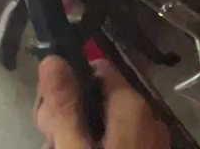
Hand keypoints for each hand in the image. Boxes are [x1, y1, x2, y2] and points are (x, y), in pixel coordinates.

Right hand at [33, 57, 169, 148]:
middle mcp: (150, 116)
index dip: (66, 86)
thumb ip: (64, 107)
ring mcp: (154, 141)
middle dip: (71, 114)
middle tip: (49, 139)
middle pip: (100, 97)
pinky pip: (121, 141)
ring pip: (108, 124)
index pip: (95, 68)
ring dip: (81, 134)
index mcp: (133, 104)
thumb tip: (52, 59)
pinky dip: (100, 145)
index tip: (45, 114)